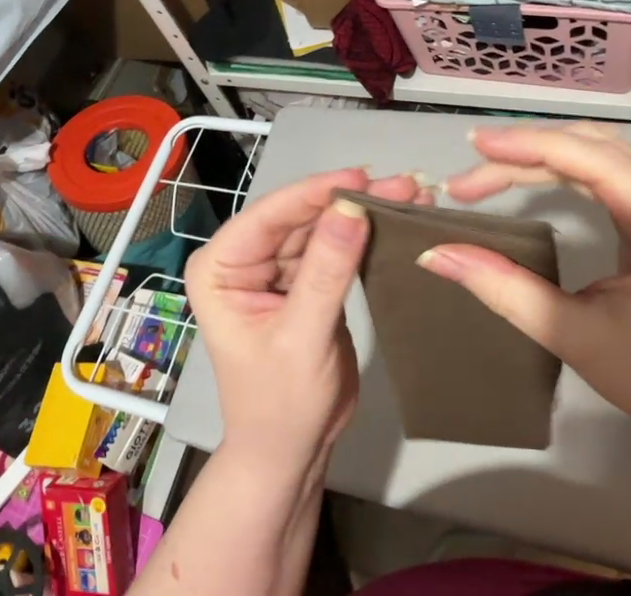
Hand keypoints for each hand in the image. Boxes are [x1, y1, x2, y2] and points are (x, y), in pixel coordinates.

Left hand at [185, 169, 427, 464]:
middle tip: (403, 185)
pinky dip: (364, 237)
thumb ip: (327, 272)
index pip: (269, 216)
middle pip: (299, 217)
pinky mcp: (305, 283)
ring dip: (362, 213)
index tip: (363, 176)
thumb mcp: (303, 336)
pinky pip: (334, 250)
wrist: (293, 452)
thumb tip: (353, 208)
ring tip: (410, 194)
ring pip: (321, 228)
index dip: (315, 192)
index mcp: (220, 267)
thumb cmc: (280, 403)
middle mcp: (243, 259)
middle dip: (347, 201)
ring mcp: (276, 270)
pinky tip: (396, 220)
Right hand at [419, 123, 630, 444]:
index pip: (593, 160)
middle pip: (593, 148)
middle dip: (525, 153)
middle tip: (465, 179)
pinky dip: (563, 168)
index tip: (473, 145)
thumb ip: (504, 288)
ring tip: (485, 169)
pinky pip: (609, 172)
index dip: (529, 146)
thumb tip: (435, 254)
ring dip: (540, 156)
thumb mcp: (573, 334)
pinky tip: (526, 173)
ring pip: (600, 153)